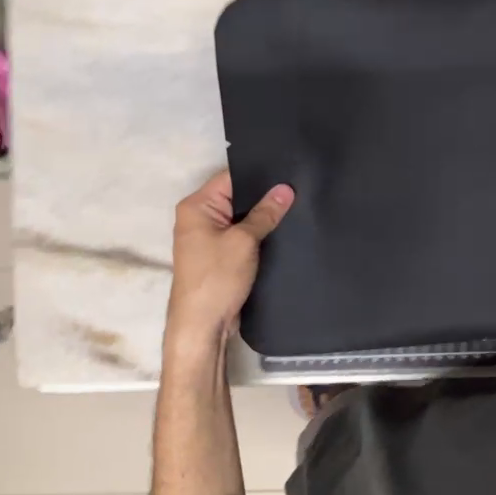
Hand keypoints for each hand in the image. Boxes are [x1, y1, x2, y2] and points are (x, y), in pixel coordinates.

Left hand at [165, 171, 294, 348]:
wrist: (203, 324)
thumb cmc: (217, 277)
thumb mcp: (244, 241)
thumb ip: (265, 213)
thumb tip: (286, 189)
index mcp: (196, 206)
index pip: (231, 177)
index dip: (260, 174)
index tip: (289, 170)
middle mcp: (199, 217)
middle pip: (237, 196)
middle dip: (265, 195)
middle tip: (299, 187)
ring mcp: (209, 237)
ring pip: (242, 218)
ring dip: (263, 217)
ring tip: (298, 204)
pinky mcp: (220, 256)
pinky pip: (242, 236)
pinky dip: (259, 234)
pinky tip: (284, 229)